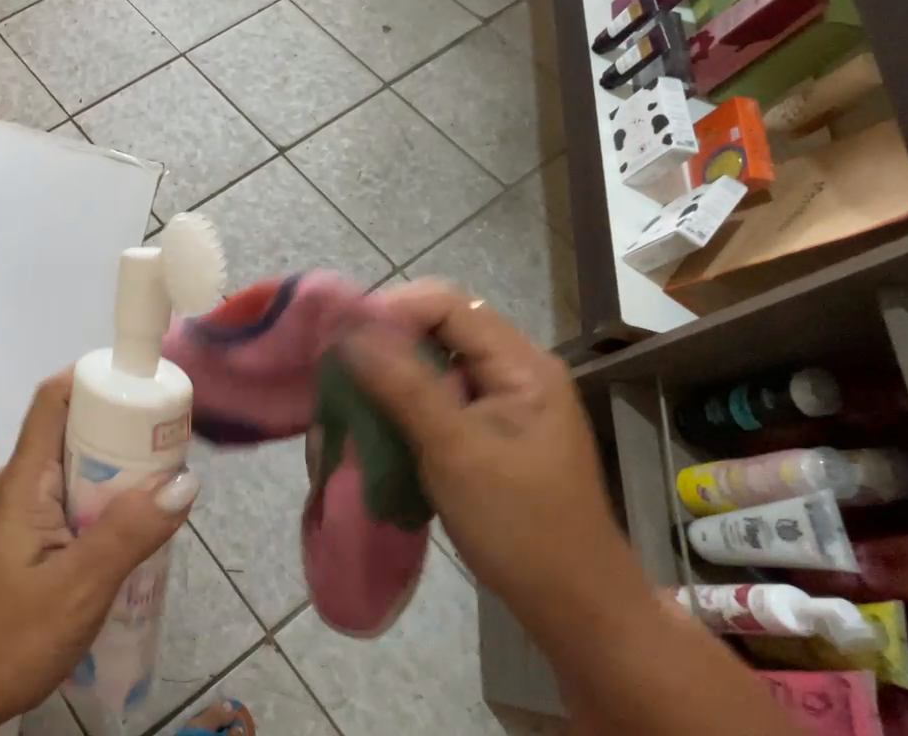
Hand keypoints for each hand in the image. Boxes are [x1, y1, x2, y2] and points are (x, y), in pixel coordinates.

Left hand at [0, 372, 196, 734]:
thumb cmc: (10, 636)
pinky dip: (104, 506)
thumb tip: (184, 478)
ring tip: (165, 489)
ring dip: (116, 474)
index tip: (144, 384)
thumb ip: (130, 533)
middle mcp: (18, 485)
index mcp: (22, 480)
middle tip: (173, 447)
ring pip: (72, 471)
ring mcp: (19, 514)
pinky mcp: (25, 541)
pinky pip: (69, 504)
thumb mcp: (80, 587)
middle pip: (69, 432)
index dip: (94, 380)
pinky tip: (134, 533)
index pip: (52, 401)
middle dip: (120, 431)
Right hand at [338, 281, 646, 638]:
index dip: (392, 310)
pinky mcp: (482, 428)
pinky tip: (371, 418)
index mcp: (521, 366)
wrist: (571, 602)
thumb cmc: (520, 523)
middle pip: (436, 326)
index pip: (447, 304)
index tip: (342, 340)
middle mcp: (512, 371)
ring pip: (429, 360)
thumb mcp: (455, 449)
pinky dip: (397, 398)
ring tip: (345, 391)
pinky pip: (431, 393)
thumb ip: (402, 384)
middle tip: (336, 366)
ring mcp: (499, 401)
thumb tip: (347, 330)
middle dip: (383, 340)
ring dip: (386, 371)